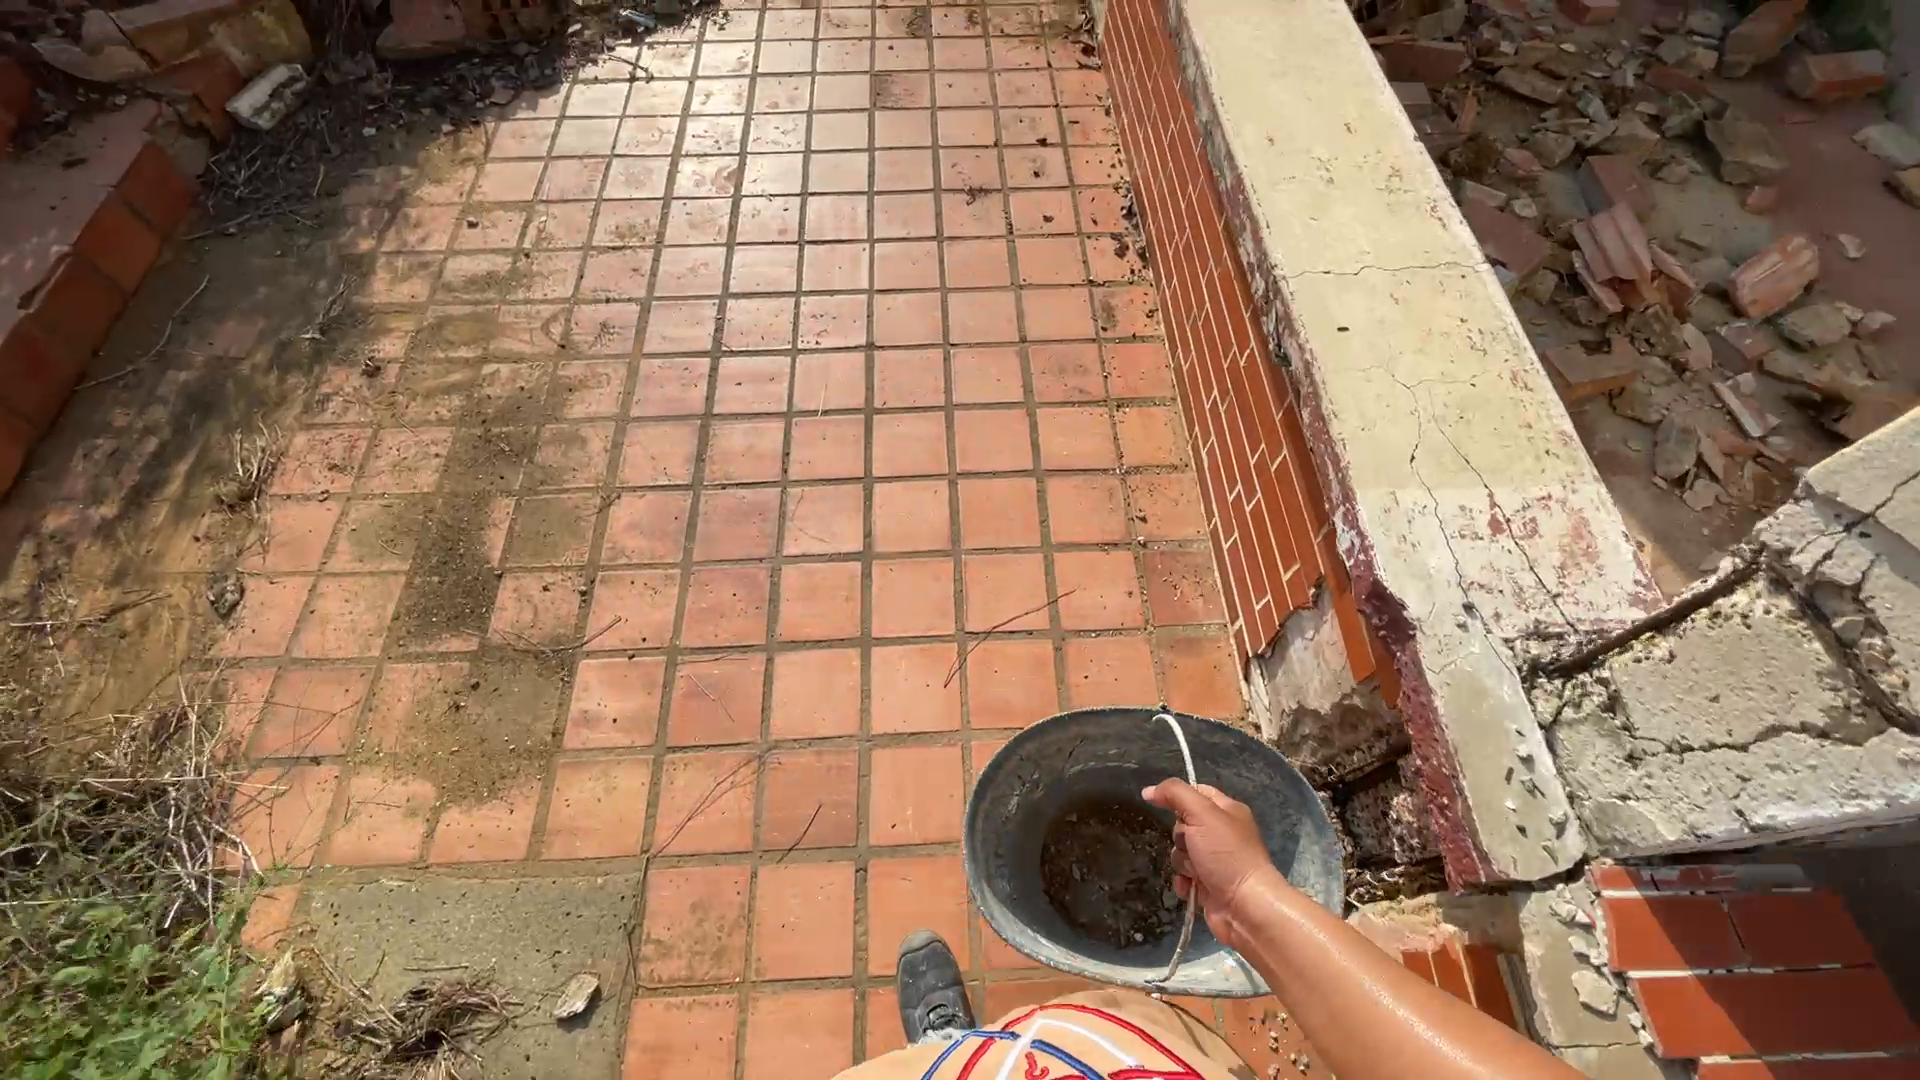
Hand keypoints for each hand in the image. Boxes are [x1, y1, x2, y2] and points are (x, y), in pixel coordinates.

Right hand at [1141, 779, 1283, 950]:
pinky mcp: (1208, 883)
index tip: (1166, 806)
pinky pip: (1183, 875)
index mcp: (1227, 810)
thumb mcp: (1202, 813)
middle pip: (1183, 824)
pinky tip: (1190, 887)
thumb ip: (1174, 794)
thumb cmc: (1226, 854)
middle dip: (1180, 837)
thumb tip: (1148, 791)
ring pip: (1180, 851)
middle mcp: (1222, 833)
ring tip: (1196, 872)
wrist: (1246, 907)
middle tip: (1191, 844)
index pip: (1196, 791)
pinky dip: (1184, 881)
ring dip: (1182, 862)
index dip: (1178, 798)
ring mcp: (1215, 860)